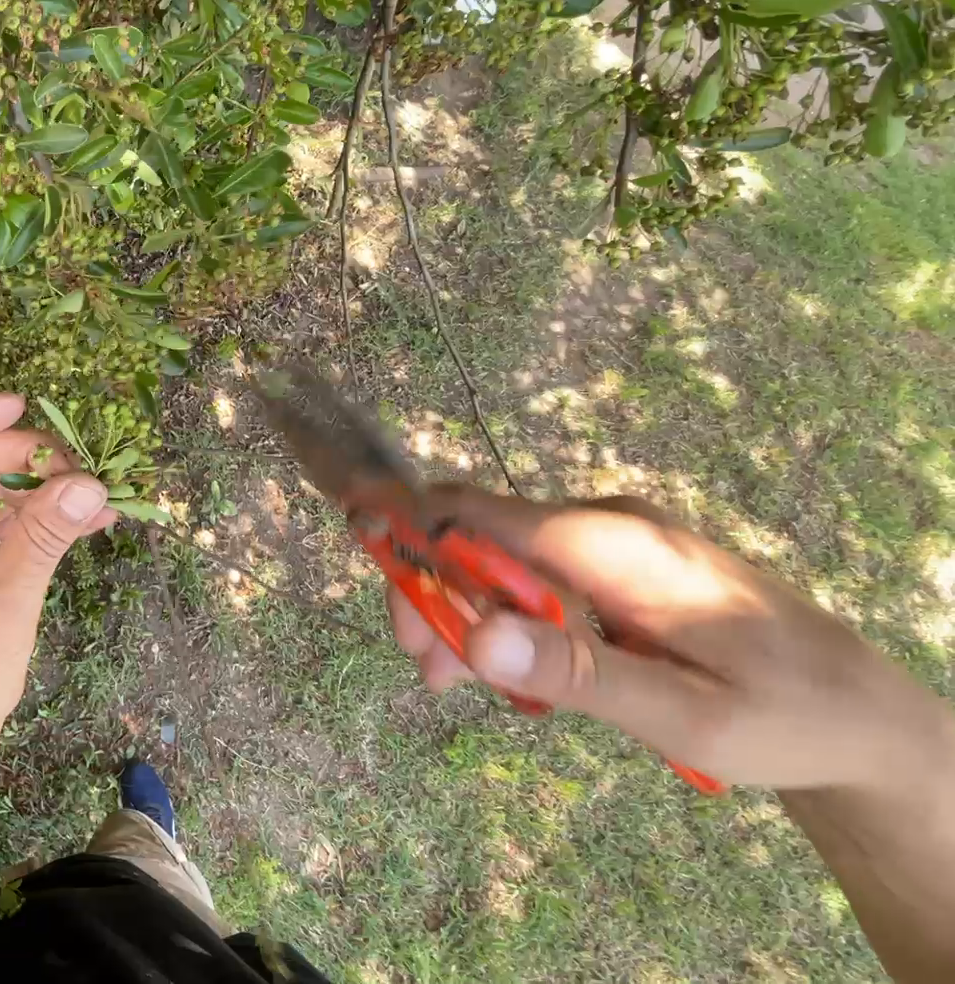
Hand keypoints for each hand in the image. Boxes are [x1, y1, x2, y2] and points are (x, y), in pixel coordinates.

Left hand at [0, 393, 115, 753]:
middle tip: (76, 468)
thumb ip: (43, 538)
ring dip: (41, 484)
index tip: (17, 406)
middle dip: (20, 455)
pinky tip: (92, 518)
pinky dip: (44, 517)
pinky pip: (9, 521)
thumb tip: (90, 483)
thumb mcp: (5, 601)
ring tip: (94, 492)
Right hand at [388, 486, 954, 790]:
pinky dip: (498, 618)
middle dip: (432, 594)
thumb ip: (579, 674)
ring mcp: (604, 542)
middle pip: (474, 537)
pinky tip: (510, 668)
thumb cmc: (790, 718)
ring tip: (457, 682)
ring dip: (461, 613)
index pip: (478, 511)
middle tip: (424, 666)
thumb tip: (473, 638)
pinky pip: (525, 578)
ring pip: (493, 561)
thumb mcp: (687, 716)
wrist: (873, 717)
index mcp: (614, 544)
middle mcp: (600, 525)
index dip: (407, 520)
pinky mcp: (606, 565)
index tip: (357, 537)